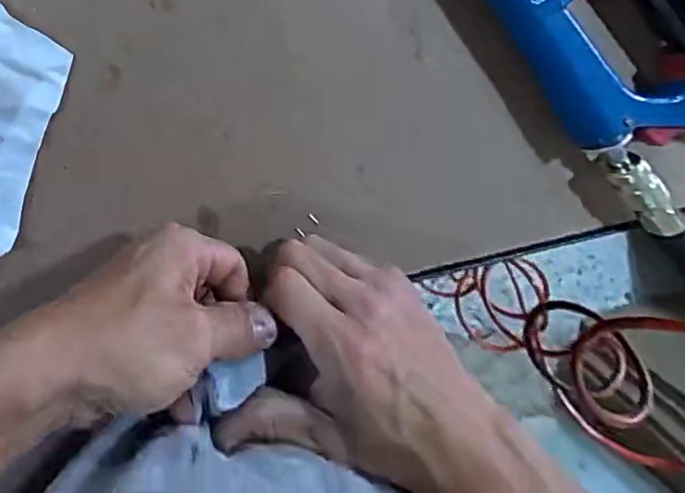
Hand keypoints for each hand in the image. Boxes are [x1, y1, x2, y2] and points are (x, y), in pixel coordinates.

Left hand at [21, 223, 277, 420]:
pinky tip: (171, 402)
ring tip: (195, 398)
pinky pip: (156, 334)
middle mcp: (159, 256)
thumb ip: (239, 328)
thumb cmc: (132, 344)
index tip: (244, 345)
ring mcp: (134, 286)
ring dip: (195, 359)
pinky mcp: (115, 316)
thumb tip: (270, 321)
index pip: (235, 265)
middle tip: (221, 375)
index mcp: (181, 246)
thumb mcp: (197, 339)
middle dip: (219, 339)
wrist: (49, 370)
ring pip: (183, 320)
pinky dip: (168, 362)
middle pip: (209, 293)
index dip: (245, 304)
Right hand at [216, 236, 575, 492]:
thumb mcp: (332, 438)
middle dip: (279, 272)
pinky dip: (336, 268)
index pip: (283, 281)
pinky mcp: (400, 277)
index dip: (265, 296)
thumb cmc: (393, 440)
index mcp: (342, 342)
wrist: (462, 431)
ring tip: (311, 300)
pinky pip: (351, 254)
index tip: (268, 320)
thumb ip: (276, 418)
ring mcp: (385, 282)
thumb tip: (223, 425)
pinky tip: (343, 300)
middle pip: (297, 249)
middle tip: (283, 305)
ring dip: (307, 266)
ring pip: (322, 243)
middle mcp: (362, 300)